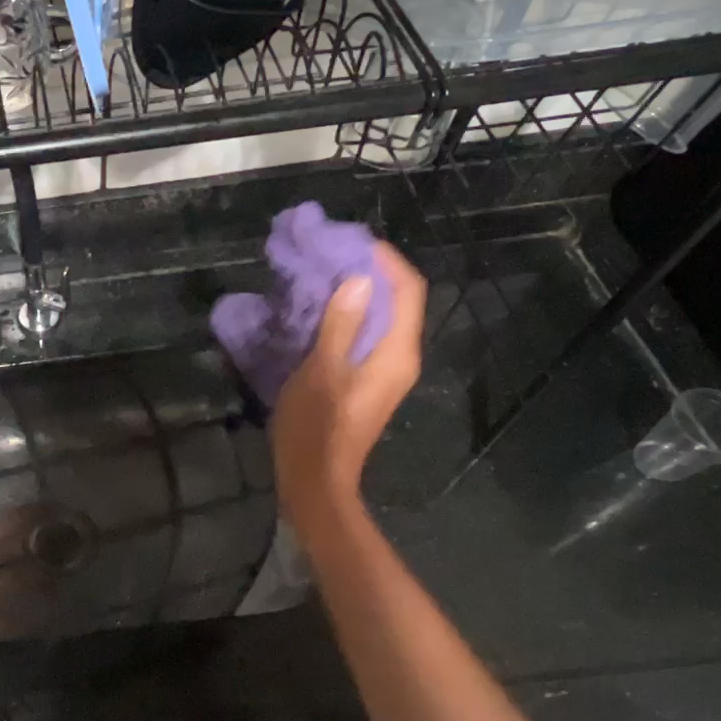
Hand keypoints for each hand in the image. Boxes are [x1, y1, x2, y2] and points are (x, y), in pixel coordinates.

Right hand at [272, 242, 426, 510]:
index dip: (383, 259)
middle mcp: (399, 358)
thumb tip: (357, 278)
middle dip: (367, 272)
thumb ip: (341, 324)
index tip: (348, 240)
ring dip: (354, 294)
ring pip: (380, 318)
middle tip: (327, 253)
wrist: (315, 481)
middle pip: (396, 300)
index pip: (405, 289)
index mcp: (396, 352)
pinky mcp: (367, 382)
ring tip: (318, 276)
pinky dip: (346, 317)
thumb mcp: (321, 371)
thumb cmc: (316, 428)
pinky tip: (317, 314)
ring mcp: (384, 372)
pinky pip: (366, 336)